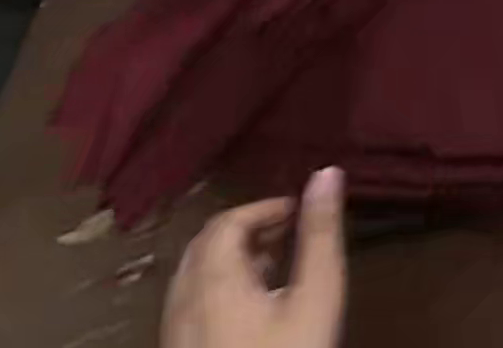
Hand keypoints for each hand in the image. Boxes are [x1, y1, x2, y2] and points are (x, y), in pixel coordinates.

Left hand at [161, 168, 347, 347]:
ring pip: (192, 278)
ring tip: (277, 264)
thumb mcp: (318, 292)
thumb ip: (320, 231)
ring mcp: (175, 340)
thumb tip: (326, 172)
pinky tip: (255, 305)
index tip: (301, 212)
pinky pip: (190, 305)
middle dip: (247, 228)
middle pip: (203, 247)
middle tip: (289, 231)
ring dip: (233, 256)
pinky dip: (221, 285)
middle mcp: (184, 308)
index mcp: (215, 285)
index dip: (264, 207)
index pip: (225, 224)